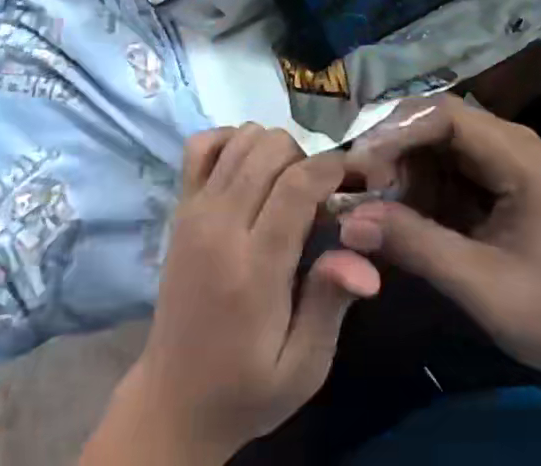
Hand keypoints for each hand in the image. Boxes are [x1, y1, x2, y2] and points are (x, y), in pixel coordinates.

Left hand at [90, 125, 380, 465]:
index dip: (337, 166)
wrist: (174, 401)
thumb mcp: (304, 366)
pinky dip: (231, 141)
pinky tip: (251, 170)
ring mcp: (194, 213)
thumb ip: (331, 304)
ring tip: (291, 187)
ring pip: (242, 138)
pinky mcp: (180, 210)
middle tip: (325, 196)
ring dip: (276, 150)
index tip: (363, 177)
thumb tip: (366, 261)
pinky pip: (201, 146)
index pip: (298, 183)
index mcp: (254, 268)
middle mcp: (219, 227)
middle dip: (310, 158)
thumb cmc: (248, 387)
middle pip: (271, 148)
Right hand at [337, 95, 540, 404]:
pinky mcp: (504, 191)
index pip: (443, 114)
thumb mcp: (483, 285)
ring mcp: (509, 167)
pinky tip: (400, 221)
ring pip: (440, 149)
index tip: (356, 169)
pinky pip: (451, 176)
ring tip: (372, 209)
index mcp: (518, 155)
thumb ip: (415, 245)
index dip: (394, 132)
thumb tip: (348, 220)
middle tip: (357, 191)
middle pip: (437, 124)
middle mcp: (512, 146)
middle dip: (393, 152)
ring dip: (404, 173)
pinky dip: (422, 193)